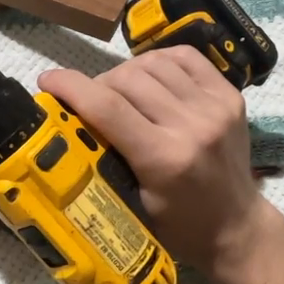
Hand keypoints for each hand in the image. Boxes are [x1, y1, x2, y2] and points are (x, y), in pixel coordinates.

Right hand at [38, 47, 283, 282]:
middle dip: (97, 84)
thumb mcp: (130, 201)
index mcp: (164, 159)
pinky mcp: (230, 96)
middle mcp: (192, 126)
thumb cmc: (177, 226)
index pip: (107, 107)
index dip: (71, 87)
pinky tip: (149, 80)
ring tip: (120, 93)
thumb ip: (103, 159)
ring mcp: (215, 108)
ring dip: (126, 72)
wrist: (236, 226)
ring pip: (154, 62)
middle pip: (127, 79)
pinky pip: (185, 57)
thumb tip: (68, 122)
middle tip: (89, 103)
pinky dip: (159, 62)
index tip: (47, 81)